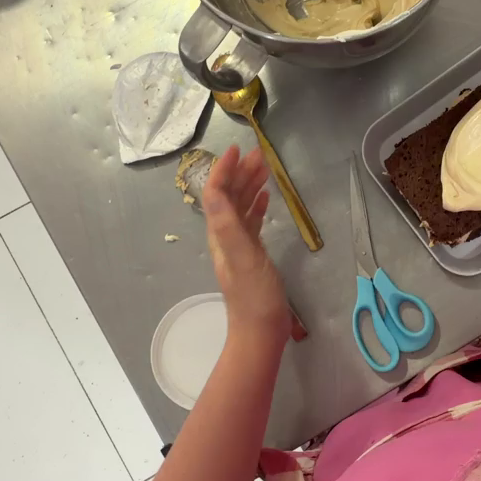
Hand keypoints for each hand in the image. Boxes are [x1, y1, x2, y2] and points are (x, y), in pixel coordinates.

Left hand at [203, 145, 289, 344]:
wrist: (261, 331)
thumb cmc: (255, 296)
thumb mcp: (243, 257)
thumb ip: (228, 224)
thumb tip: (214, 189)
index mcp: (221, 234)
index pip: (217, 193)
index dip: (224, 170)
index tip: (238, 149)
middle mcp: (226, 236)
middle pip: (229, 197)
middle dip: (240, 172)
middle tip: (259, 153)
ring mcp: (239, 246)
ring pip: (241, 207)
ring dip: (250, 185)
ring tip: (265, 167)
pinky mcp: (253, 255)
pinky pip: (252, 223)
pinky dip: (258, 206)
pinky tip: (266, 198)